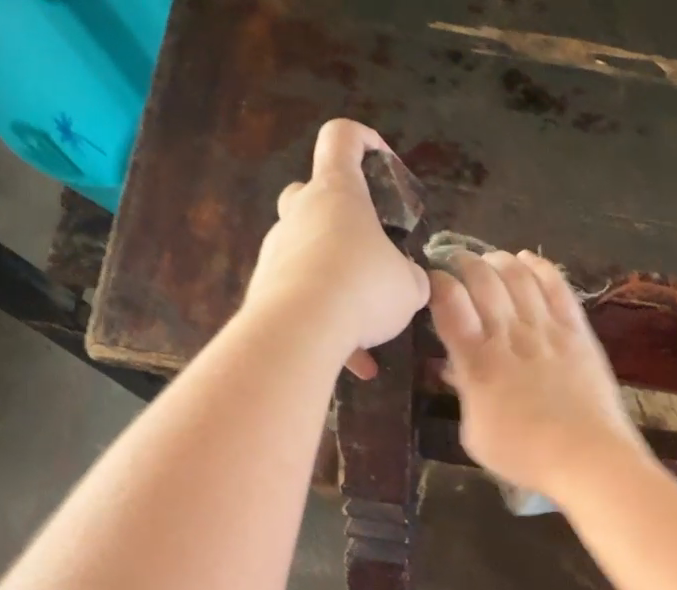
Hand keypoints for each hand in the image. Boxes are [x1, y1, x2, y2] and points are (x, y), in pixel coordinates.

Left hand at [243, 119, 430, 377]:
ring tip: (372, 327)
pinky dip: (331, 325)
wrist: (301, 329)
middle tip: (369, 248)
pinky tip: (357, 363)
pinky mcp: (265, 290)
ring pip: (307, 253)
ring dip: (338, 282)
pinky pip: (303, 301)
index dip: (364, 141)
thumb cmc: (363, 287)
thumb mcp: (410, 286)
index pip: (342, 139)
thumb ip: (411, 277)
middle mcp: (301, 214)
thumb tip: (408, 280)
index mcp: (338, 194)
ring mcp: (278, 250)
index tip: (384, 162)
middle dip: (338, 216)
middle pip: (311, 194)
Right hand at [429, 249, 651, 500]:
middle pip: (482, 280)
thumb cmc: (524, 455)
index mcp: (477, 362)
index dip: (436, 284)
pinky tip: (527, 260)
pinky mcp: (577, 331)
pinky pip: (557, 287)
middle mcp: (509, 335)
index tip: (431, 281)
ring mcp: (546, 329)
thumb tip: (456, 369)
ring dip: (499, 260)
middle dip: (463, 263)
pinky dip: (539, 267)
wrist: (586, 457)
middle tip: (456, 264)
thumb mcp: (475, 434)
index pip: (449, 305)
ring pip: (518, 276)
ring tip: (489, 260)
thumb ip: (465, 394)